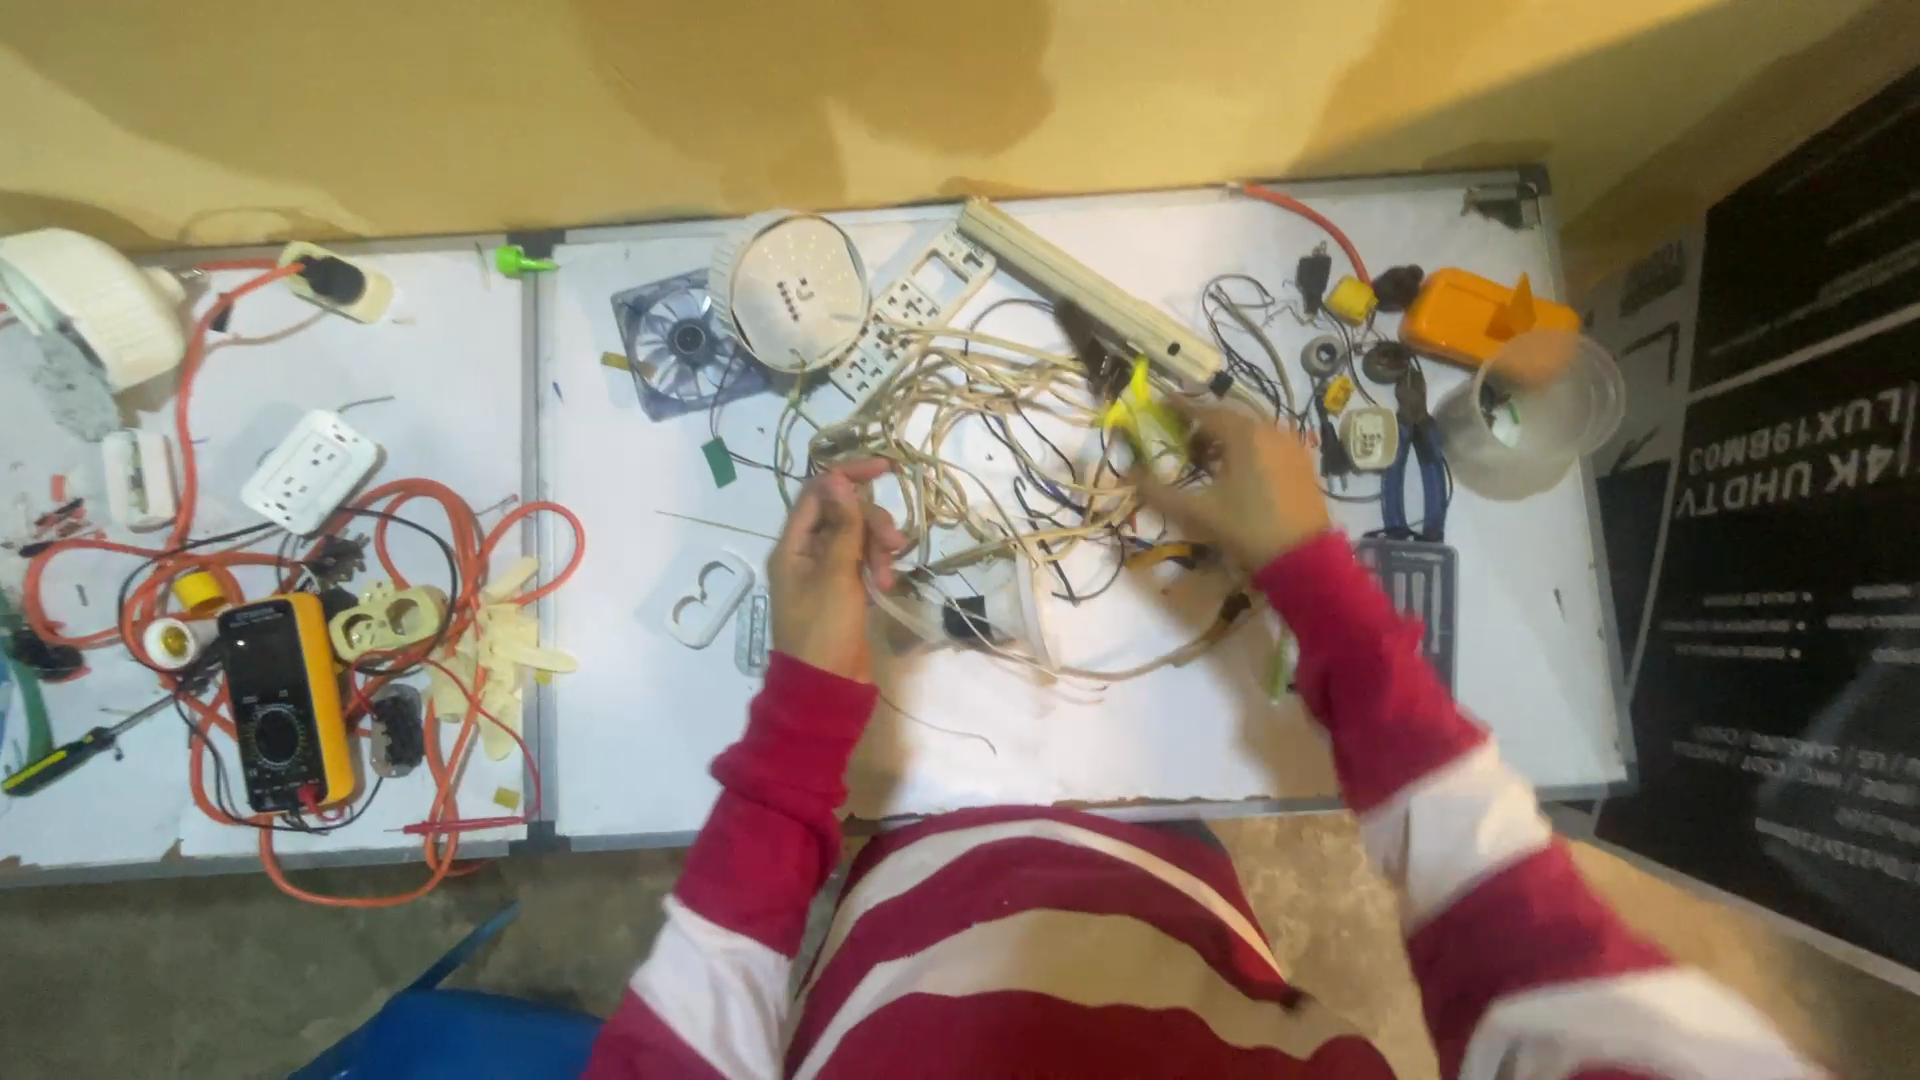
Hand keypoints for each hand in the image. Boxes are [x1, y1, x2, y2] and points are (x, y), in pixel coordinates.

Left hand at [769, 459, 906, 682]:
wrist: (826, 686)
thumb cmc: (824, 629)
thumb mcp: (836, 574)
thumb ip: (843, 526)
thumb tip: (839, 479)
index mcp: (792, 546)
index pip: (818, 492)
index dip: (848, 475)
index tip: (886, 468)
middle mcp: (806, 553)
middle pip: (843, 514)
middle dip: (871, 523)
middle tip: (895, 543)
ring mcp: (826, 573)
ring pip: (857, 538)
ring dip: (877, 548)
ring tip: (887, 577)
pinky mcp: (845, 591)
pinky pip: (863, 563)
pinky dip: (876, 568)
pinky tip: (886, 586)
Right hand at [1135, 401, 1331, 568]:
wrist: (1303, 557)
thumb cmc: (1247, 527)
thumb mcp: (1198, 512)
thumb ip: (1159, 493)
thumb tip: (1129, 475)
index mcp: (1244, 435)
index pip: (1206, 412)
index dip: (1181, 407)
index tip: (1162, 404)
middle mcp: (1270, 430)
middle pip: (1230, 417)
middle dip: (1203, 423)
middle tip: (1181, 435)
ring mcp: (1291, 445)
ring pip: (1251, 429)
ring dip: (1226, 436)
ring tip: (1206, 455)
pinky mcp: (1302, 462)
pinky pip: (1269, 442)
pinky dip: (1248, 447)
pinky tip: (1236, 468)